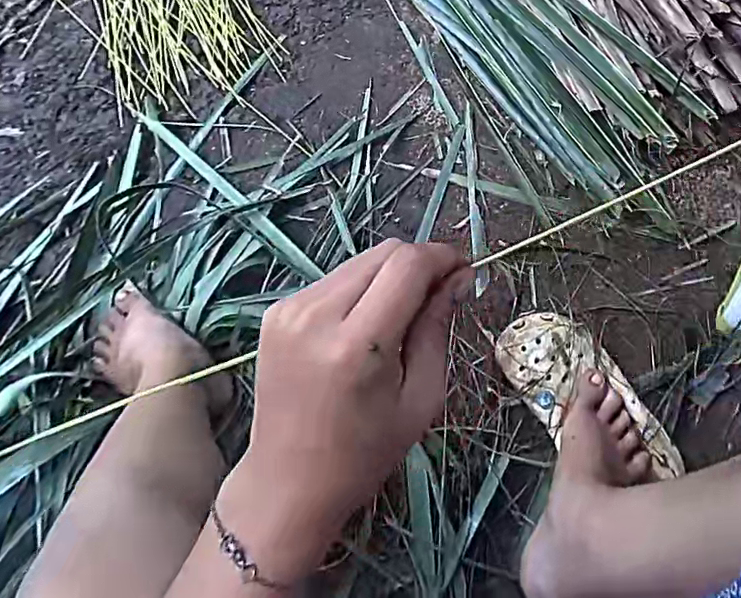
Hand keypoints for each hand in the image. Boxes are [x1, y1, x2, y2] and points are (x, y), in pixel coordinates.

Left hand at [214, 240, 471, 580]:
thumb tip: (459, 276)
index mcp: (356, 344)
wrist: (287, 487)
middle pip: (386, 252)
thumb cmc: (364, 453)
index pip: (408, 265)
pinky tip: (364, 322)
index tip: (463, 270)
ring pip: (362, 260)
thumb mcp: (421, 397)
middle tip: (440, 290)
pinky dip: (362, 287)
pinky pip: (336, 278)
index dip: (442, 257)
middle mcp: (317, 315)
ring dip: (391, 274)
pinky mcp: (277, 310)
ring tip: (401, 311)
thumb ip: (438, 327)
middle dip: (421, 263)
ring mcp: (290, 309)